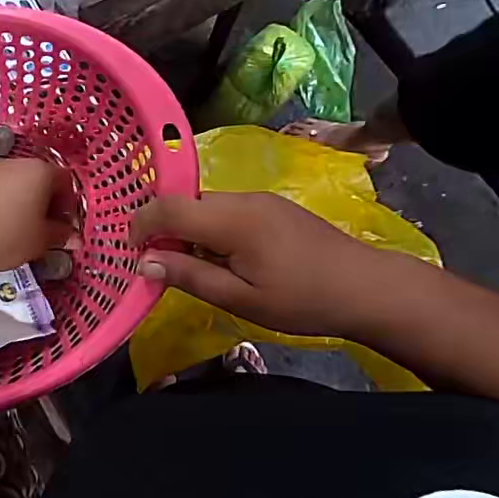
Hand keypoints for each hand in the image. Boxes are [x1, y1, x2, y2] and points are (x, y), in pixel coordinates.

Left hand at [0, 158, 74, 275]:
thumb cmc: (4, 235)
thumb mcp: (40, 242)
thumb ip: (60, 236)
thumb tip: (72, 237)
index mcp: (40, 172)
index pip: (66, 182)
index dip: (69, 205)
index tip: (65, 227)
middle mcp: (16, 163)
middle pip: (40, 180)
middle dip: (46, 204)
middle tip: (45, 230)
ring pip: (16, 184)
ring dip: (23, 204)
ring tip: (18, 231)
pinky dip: (0, 205)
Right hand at [131, 191, 397, 337]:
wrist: (366, 287)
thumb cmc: (302, 299)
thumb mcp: (240, 298)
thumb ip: (188, 275)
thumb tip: (143, 261)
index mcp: (232, 218)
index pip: (168, 206)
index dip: (141, 225)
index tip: (132, 254)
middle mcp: (243, 198)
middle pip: (186, 203)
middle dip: (165, 230)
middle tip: (164, 269)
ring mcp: (261, 199)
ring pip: (206, 206)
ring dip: (189, 231)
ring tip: (197, 269)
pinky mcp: (273, 206)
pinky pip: (227, 210)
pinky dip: (212, 229)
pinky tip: (227, 260)